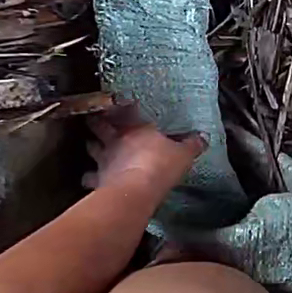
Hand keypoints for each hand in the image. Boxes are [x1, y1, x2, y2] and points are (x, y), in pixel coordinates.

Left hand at [84, 103, 205, 191]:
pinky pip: (89, 177)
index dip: (124, 106)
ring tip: (90, 144)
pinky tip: (88, 179)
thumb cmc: (161, 166)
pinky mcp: (97, 180)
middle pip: (100, 126)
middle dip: (97, 122)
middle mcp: (116, 141)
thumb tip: (203, 137)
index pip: (127, 111)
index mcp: (137, 129)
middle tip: (93, 118)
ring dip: (90, 145)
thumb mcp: (183, 154)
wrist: (136, 191)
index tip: (122, 101)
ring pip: (91, 147)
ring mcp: (103, 160)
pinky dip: (88, 177)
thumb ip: (192, 145)